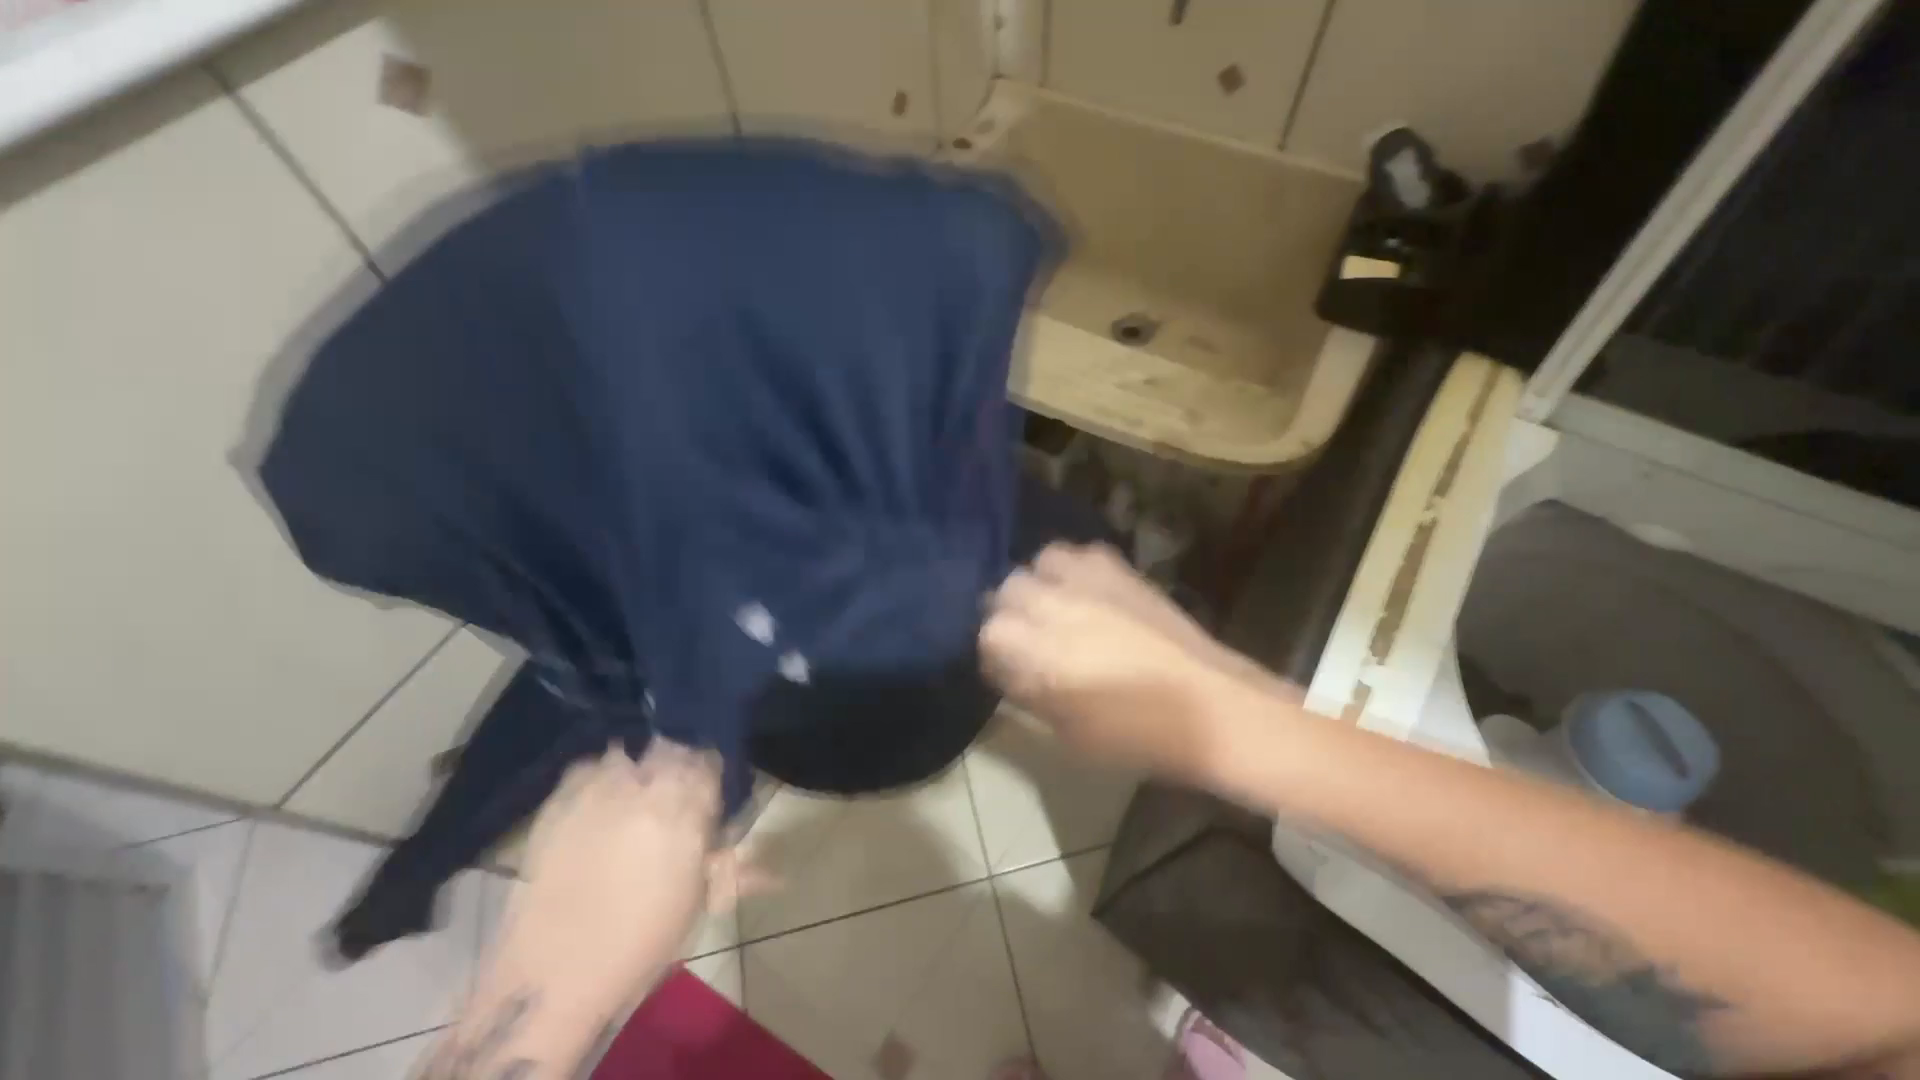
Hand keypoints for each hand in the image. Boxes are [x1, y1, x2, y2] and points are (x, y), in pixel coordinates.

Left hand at [495, 740, 723, 1011]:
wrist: (558, 968)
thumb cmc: (643, 941)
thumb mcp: (697, 904)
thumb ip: (730, 872)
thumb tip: (775, 874)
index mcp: (689, 804)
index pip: (709, 762)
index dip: (710, 776)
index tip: (707, 796)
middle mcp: (647, 781)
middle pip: (670, 751)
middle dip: (674, 768)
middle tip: (671, 800)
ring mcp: (598, 786)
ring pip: (627, 756)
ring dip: (635, 772)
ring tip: (631, 801)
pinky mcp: (559, 799)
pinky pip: (587, 770)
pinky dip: (596, 781)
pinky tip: (595, 808)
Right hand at [980, 545, 1235, 781]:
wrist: (1208, 707)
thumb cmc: (1135, 735)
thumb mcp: (1067, 733)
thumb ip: (1029, 694)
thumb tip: (1009, 672)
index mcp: (1036, 650)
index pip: (988, 633)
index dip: (995, 653)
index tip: (1009, 670)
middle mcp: (1055, 605)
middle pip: (1008, 588)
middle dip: (1011, 611)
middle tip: (1030, 638)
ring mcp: (1090, 581)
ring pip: (1042, 561)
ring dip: (1041, 581)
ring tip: (1057, 606)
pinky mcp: (1122, 571)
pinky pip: (1082, 553)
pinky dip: (1076, 569)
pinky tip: (1087, 593)